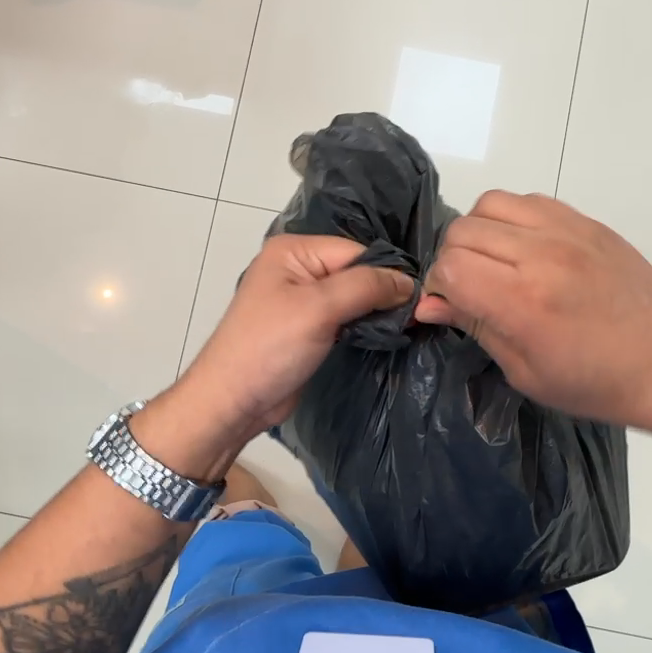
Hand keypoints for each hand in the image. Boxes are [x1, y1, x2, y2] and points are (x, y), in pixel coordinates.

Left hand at [154, 235, 413, 467]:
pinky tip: (382, 336)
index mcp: (293, 251)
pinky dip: (364, 326)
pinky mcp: (308, 328)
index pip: (356, 251)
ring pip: (354, 296)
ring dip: (376, 312)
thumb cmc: (270, 348)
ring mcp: (302, 300)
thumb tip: (410, 282)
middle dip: (383, 292)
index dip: (386, 273)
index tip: (417, 300)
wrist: (233, 401)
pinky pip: (345, 317)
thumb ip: (366, 287)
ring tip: (404, 328)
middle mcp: (297, 268)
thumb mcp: (319, 309)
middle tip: (416, 316)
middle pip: (356, 271)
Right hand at [413, 191, 651, 435]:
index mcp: (525, 301)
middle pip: (462, 230)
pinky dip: (512, 220)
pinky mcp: (588, 222)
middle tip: (470, 289)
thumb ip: (475, 327)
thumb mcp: (525, 372)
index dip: (438, 287)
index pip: (449, 266)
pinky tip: (526, 250)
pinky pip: (528, 201)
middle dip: (452, 260)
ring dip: (480, 233)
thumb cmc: (596, 384)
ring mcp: (568, 231)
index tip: (449, 307)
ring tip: (496, 264)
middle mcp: (543, 254)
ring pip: (490, 204)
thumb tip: (429, 304)